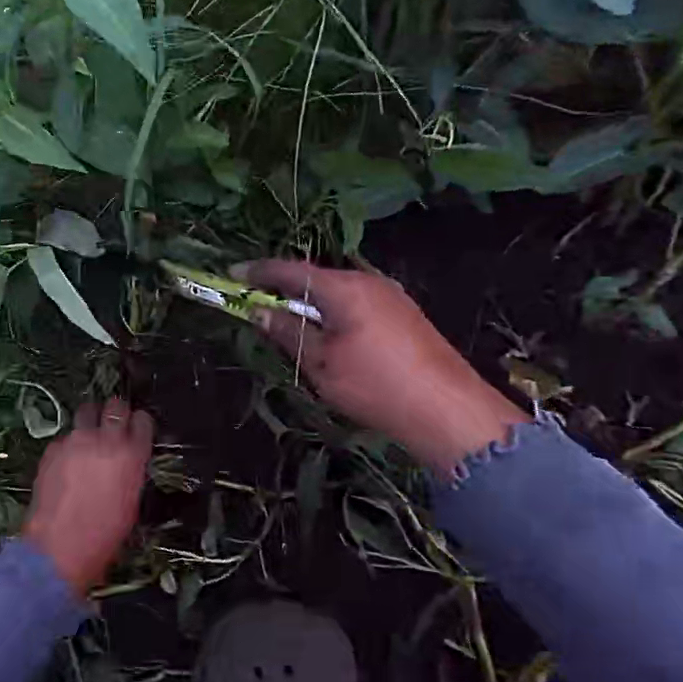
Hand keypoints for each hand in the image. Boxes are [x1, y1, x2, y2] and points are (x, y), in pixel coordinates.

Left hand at [22, 397, 153, 594]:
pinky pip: (65, 436)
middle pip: (115, 407)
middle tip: (114, 420)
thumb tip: (125, 463)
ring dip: (90, 419)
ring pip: (86, 412)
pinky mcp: (53, 448)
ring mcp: (76, 441)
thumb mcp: (130, 503)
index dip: (140, 422)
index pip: (143, 421)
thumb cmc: (103, 536)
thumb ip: (129, 473)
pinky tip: (67, 460)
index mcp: (132, 456)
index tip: (138, 425)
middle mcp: (105, 441)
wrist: (59, 546)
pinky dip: (69, 443)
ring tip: (89, 432)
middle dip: (116, 411)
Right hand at [237, 260, 528, 475]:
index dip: (258, 272)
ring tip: (288, 323)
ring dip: (308, 302)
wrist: (450, 412)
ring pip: (336, 291)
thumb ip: (287, 331)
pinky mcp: (403, 314)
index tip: (232, 276)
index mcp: (344, 288)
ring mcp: (390, 296)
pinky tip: (326, 334)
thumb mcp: (320, 362)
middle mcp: (369, 281)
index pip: (290, 270)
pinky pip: (355, 302)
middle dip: (283, 288)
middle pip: (315, 277)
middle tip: (256, 304)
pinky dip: (331, 311)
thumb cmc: (375, 385)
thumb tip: (258, 311)